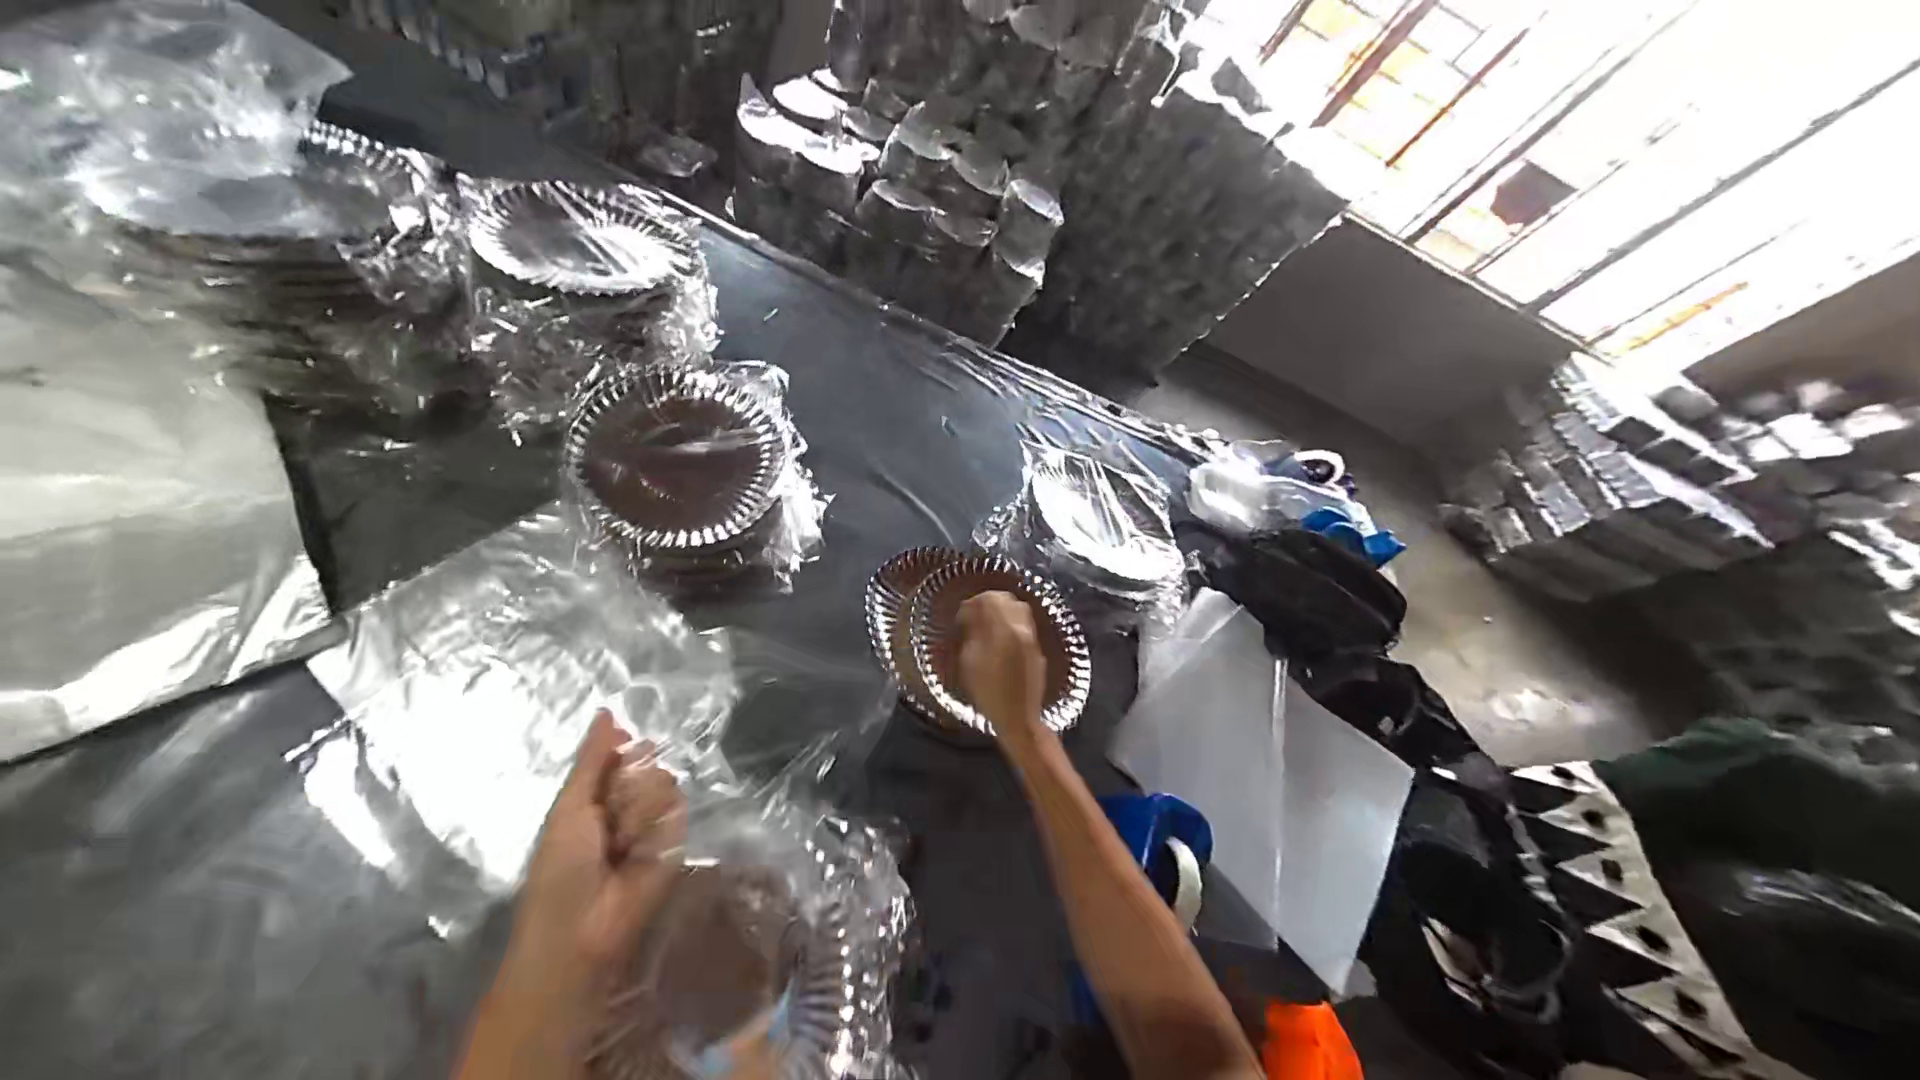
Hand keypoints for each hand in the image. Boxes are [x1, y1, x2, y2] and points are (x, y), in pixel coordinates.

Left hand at [457, 709, 685, 1079]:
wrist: (581, 929)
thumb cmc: (560, 869)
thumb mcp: (569, 807)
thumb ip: (592, 758)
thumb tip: (607, 710)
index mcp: (597, 793)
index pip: (622, 750)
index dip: (622, 749)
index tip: (619, 751)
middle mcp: (629, 802)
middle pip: (647, 761)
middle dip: (626, 784)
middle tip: (607, 815)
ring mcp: (654, 820)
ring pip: (663, 782)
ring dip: (636, 810)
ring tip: (619, 843)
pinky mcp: (677, 838)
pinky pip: (676, 808)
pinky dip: (652, 827)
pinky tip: (638, 851)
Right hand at [957, 591, 1048, 747]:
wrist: (1019, 719)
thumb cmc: (989, 694)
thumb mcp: (971, 661)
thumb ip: (973, 632)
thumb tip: (971, 613)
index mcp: (1005, 630)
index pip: (992, 598)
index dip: (974, 601)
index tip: (963, 612)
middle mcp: (1023, 630)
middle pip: (1008, 600)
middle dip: (989, 603)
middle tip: (973, 615)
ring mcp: (1032, 640)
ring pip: (1019, 610)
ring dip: (1002, 611)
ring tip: (985, 625)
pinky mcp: (1037, 651)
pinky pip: (1024, 626)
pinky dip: (1011, 623)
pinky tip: (998, 639)